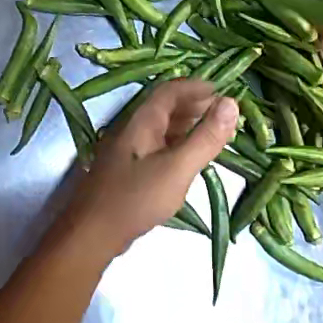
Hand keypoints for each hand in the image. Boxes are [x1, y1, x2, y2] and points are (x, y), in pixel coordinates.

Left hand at [53, 79, 237, 253]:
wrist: (91, 235)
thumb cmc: (135, 198)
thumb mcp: (178, 167)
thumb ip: (206, 137)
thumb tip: (232, 103)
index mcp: (143, 122)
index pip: (171, 91)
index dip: (198, 87)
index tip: (224, 92)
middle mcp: (134, 130)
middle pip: (167, 108)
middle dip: (197, 106)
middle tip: (224, 115)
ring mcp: (129, 151)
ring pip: (163, 129)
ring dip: (189, 126)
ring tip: (214, 135)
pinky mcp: (129, 171)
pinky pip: (159, 147)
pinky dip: (180, 145)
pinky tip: (191, 159)